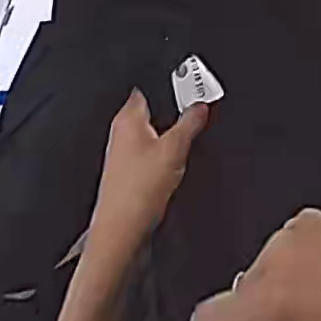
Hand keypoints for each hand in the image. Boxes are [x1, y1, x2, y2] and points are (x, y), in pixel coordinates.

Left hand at [91, 89, 209, 247]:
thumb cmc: (135, 194)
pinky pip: (152, 154)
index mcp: (127, 118)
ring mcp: (124, 154)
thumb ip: (190, 122)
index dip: (170, 83)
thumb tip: (200, 106)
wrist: (119, 237)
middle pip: (154, 110)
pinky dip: (165, 155)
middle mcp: (122, 133)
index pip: (149, 87)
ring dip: (171, 135)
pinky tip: (175, 165)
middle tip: (195, 111)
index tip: (190, 84)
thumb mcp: (174, 149)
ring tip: (187, 139)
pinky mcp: (130, 174)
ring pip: (154, 133)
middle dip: (175, 111)